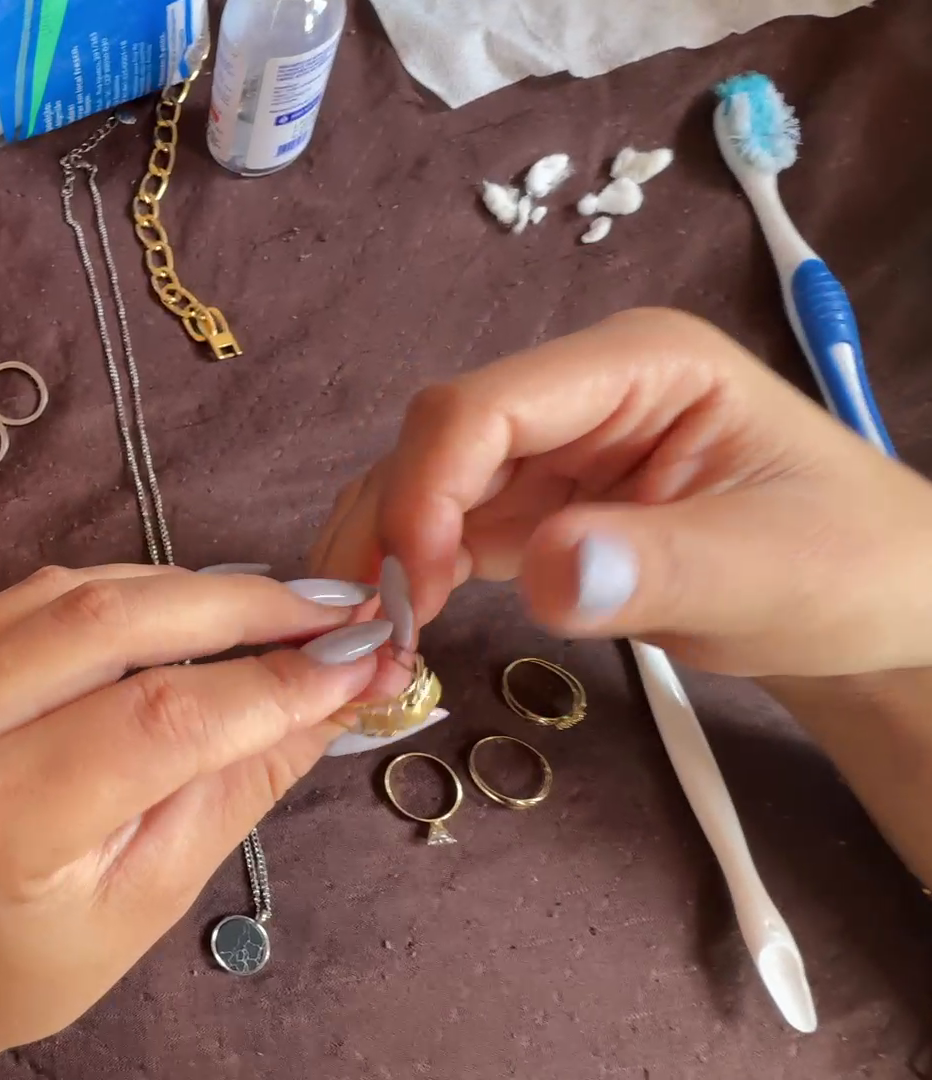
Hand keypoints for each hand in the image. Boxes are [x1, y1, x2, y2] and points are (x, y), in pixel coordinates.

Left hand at [0, 565, 381, 1059]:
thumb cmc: (38, 954)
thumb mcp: (152, 894)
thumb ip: (241, 780)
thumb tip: (341, 687)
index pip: (158, 721)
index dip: (270, 680)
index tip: (360, 655)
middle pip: (107, 627)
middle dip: (235, 605)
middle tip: (325, 609)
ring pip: (69, 594)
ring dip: (180, 588)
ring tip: (263, 609)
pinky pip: (29, 599)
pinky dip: (115, 591)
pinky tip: (174, 606)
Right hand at [310, 308, 931, 676]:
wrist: (857, 609)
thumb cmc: (847, 572)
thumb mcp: (782, 574)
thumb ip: (665, 567)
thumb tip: (547, 567)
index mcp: (632, 369)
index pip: (479, 409)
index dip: (425, 490)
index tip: (416, 589)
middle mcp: (562, 397)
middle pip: (426, 445)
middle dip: (387, 529)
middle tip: (369, 622)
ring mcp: (529, 448)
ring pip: (405, 483)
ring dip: (373, 552)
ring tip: (368, 628)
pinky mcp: (507, 500)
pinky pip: (422, 524)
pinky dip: (391, 570)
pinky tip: (387, 616)